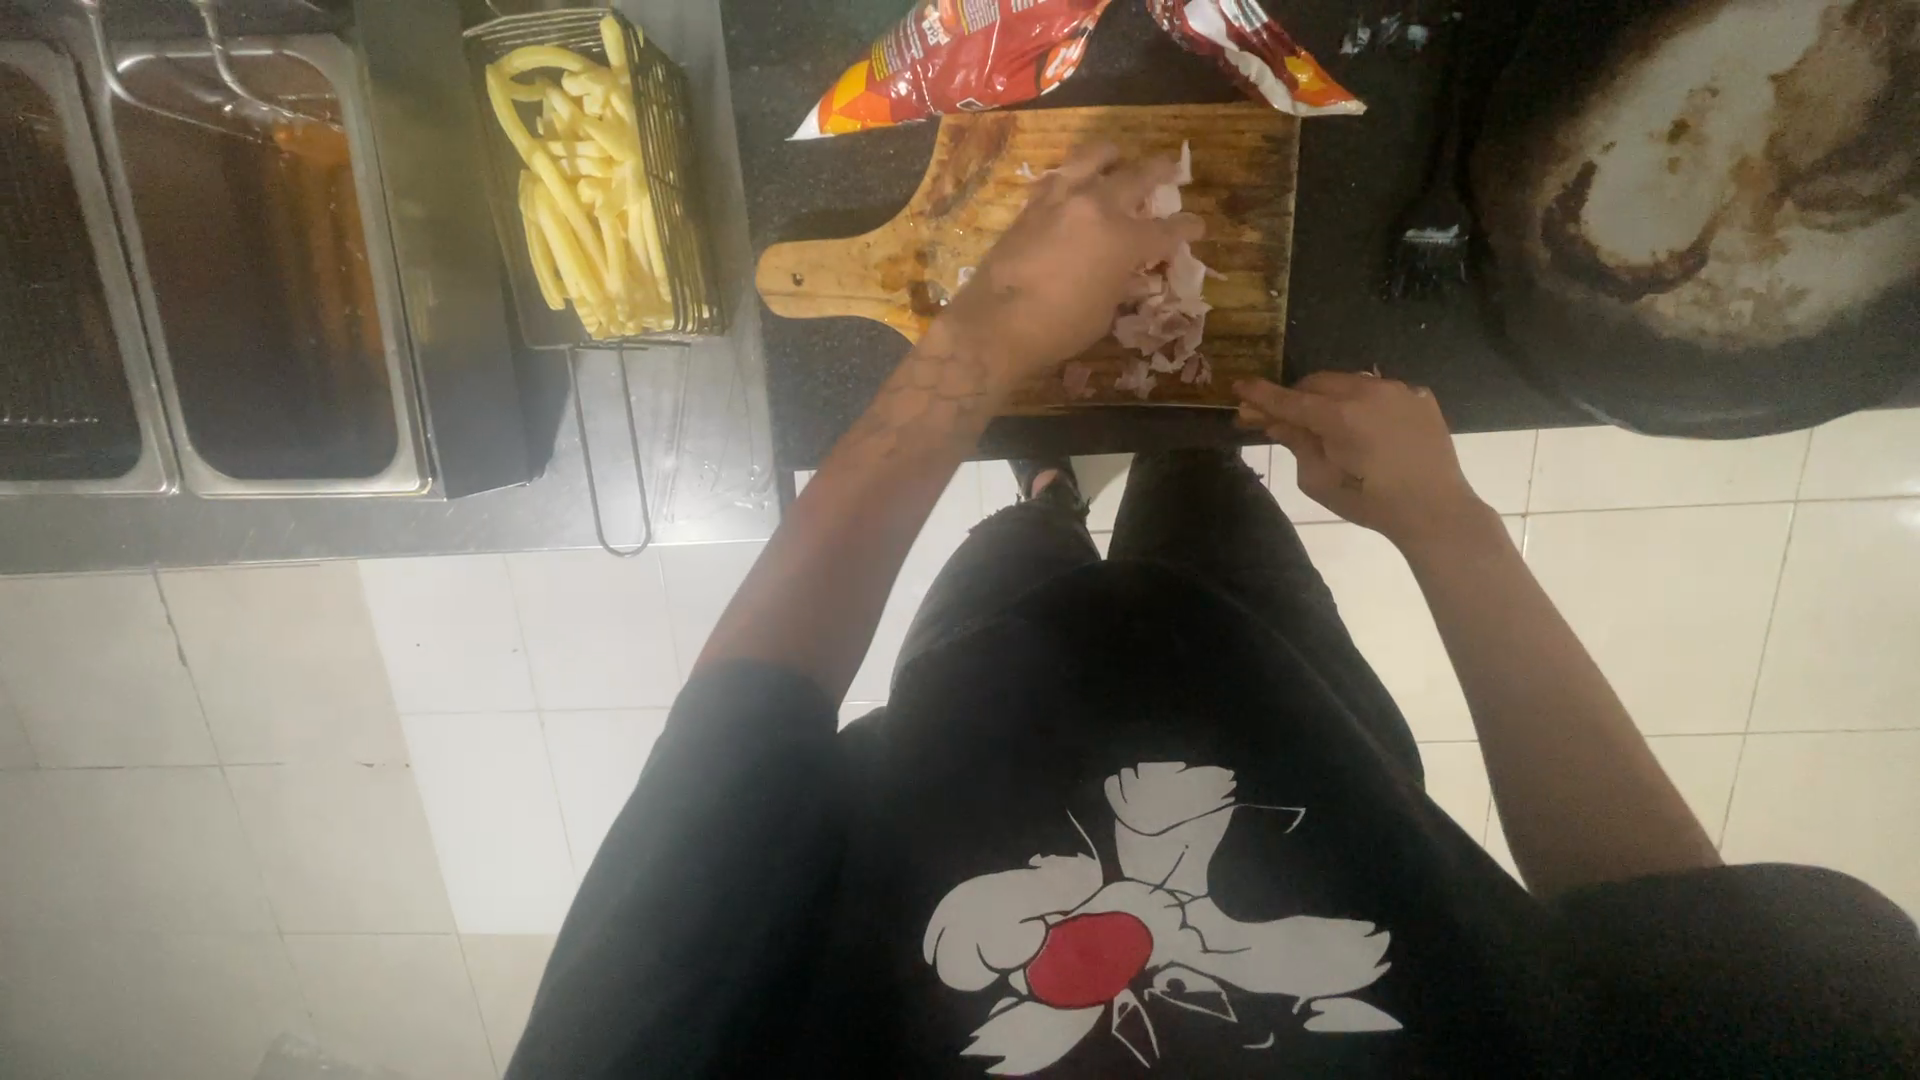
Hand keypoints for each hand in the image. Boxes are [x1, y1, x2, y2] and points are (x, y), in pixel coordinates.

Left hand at [939, 143, 1203, 377]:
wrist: (996, 324)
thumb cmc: (1058, 329)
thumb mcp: (1103, 314)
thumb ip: (1120, 286)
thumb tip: (1127, 276)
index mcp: (1125, 240)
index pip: (1166, 230)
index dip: (1186, 229)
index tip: (1197, 226)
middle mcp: (1097, 207)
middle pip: (1137, 178)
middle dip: (1160, 172)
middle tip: (1171, 168)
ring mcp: (1061, 200)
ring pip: (1093, 159)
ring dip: (1112, 156)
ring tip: (1118, 156)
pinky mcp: (1031, 206)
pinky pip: (1057, 178)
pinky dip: (1071, 176)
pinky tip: (1071, 180)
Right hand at [1235, 372, 1492, 550]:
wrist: (1435, 510)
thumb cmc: (1369, 503)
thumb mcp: (1318, 480)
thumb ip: (1297, 444)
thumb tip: (1276, 422)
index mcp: (1340, 416)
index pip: (1290, 400)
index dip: (1261, 395)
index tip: (1238, 386)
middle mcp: (1369, 392)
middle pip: (1317, 382)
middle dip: (1295, 396)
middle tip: (1279, 417)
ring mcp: (1398, 390)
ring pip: (1348, 381)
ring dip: (1328, 396)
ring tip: (1323, 422)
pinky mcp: (1420, 397)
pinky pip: (1380, 390)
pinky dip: (1362, 402)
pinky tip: (1362, 426)